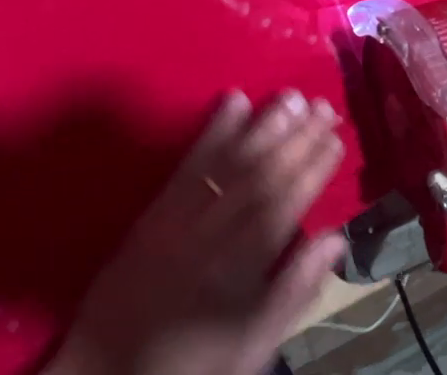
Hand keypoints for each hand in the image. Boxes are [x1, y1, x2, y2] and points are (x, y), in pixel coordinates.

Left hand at [47, 89, 346, 374]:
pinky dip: (213, 131)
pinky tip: (233, 101)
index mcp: (241, 271)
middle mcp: (212, 236)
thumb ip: (293, 291)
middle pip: (260, 177)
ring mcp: (181, 217)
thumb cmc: (194, 360)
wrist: (111, 365)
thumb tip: (334, 239)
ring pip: (229, 165)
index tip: (335, 139)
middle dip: (295, 139)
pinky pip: (189, 164)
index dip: (313, 170)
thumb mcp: (253, 344)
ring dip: (262, 127)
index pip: (284, 207)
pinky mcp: (156, 209)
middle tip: (323, 105)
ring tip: (290, 97)